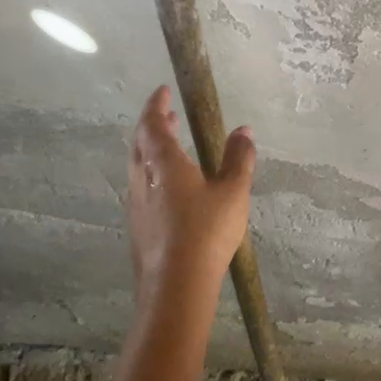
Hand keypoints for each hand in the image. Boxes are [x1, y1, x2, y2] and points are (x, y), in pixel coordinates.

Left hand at [126, 85, 256, 292]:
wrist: (176, 288)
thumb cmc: (207, 231)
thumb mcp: (234, 190)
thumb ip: (239, 158)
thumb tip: (243, 131)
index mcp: (164, 166)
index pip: (152, 126)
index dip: (156, 106)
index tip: (163, 91)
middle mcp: (143, 182)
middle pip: (138, 147)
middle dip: (151, 127)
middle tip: (168, 115)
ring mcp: (137, 209)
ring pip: (137, 170)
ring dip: (150, 152)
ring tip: (170, 146)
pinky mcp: (139, 230)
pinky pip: (142, 190)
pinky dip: (153, 175)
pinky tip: (171, 188)